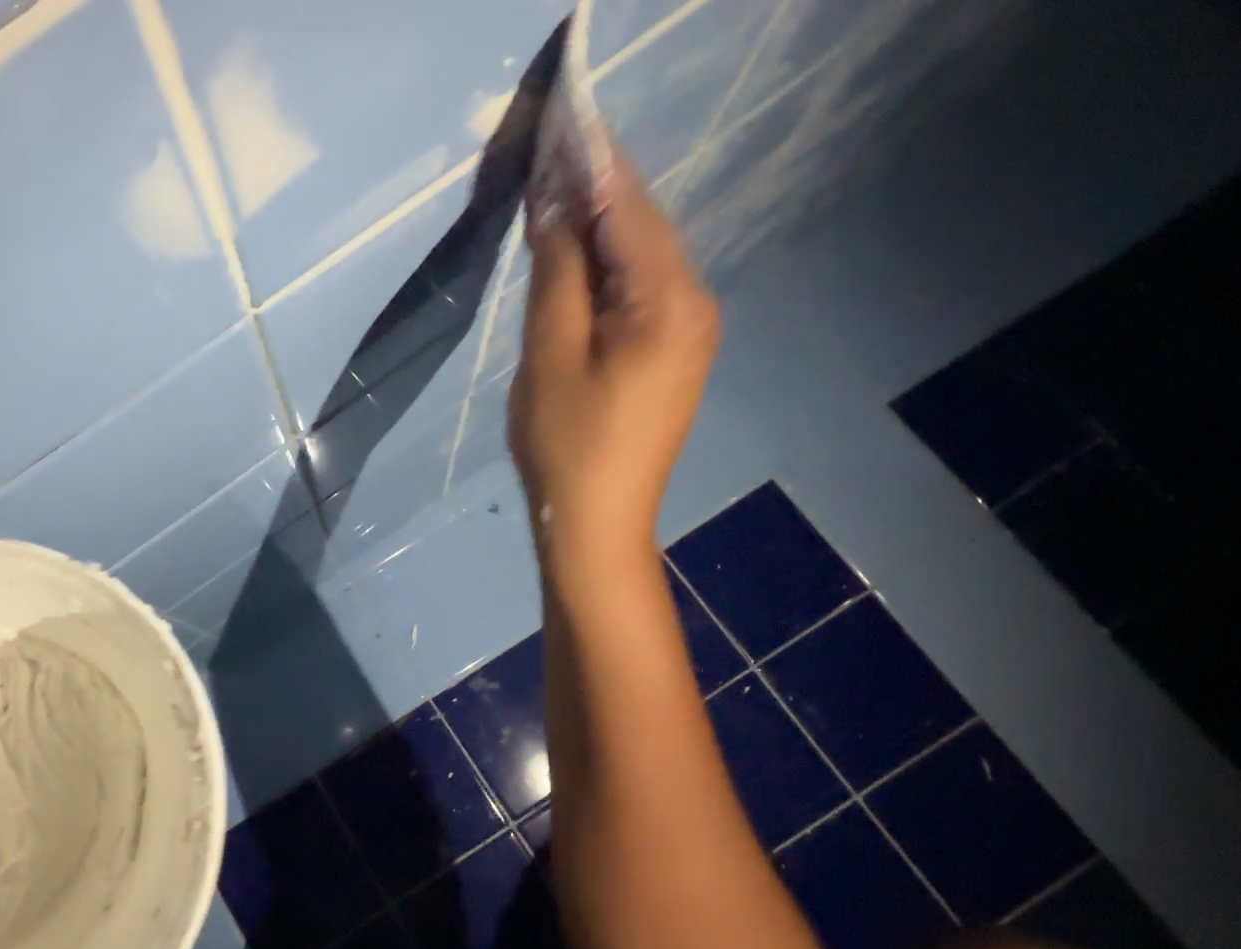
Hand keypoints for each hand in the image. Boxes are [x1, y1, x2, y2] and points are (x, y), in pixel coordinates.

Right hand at [508, 145, 718, 551]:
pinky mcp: (676, 352)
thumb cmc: (566, 443)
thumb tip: (557, 207)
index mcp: (668, 301)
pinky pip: (642, 290)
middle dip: (594, 195)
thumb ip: (557, 272)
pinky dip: (606, 270)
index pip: (628, 210)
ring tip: (549, 208)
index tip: (557, 133)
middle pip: (641, 229)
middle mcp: (696, 303)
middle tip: (544, 168)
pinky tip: (573, 264)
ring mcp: (692, 330)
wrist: (599, 523)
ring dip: (597, 232)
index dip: (592, 167)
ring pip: (641, 258)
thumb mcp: (549, 353)